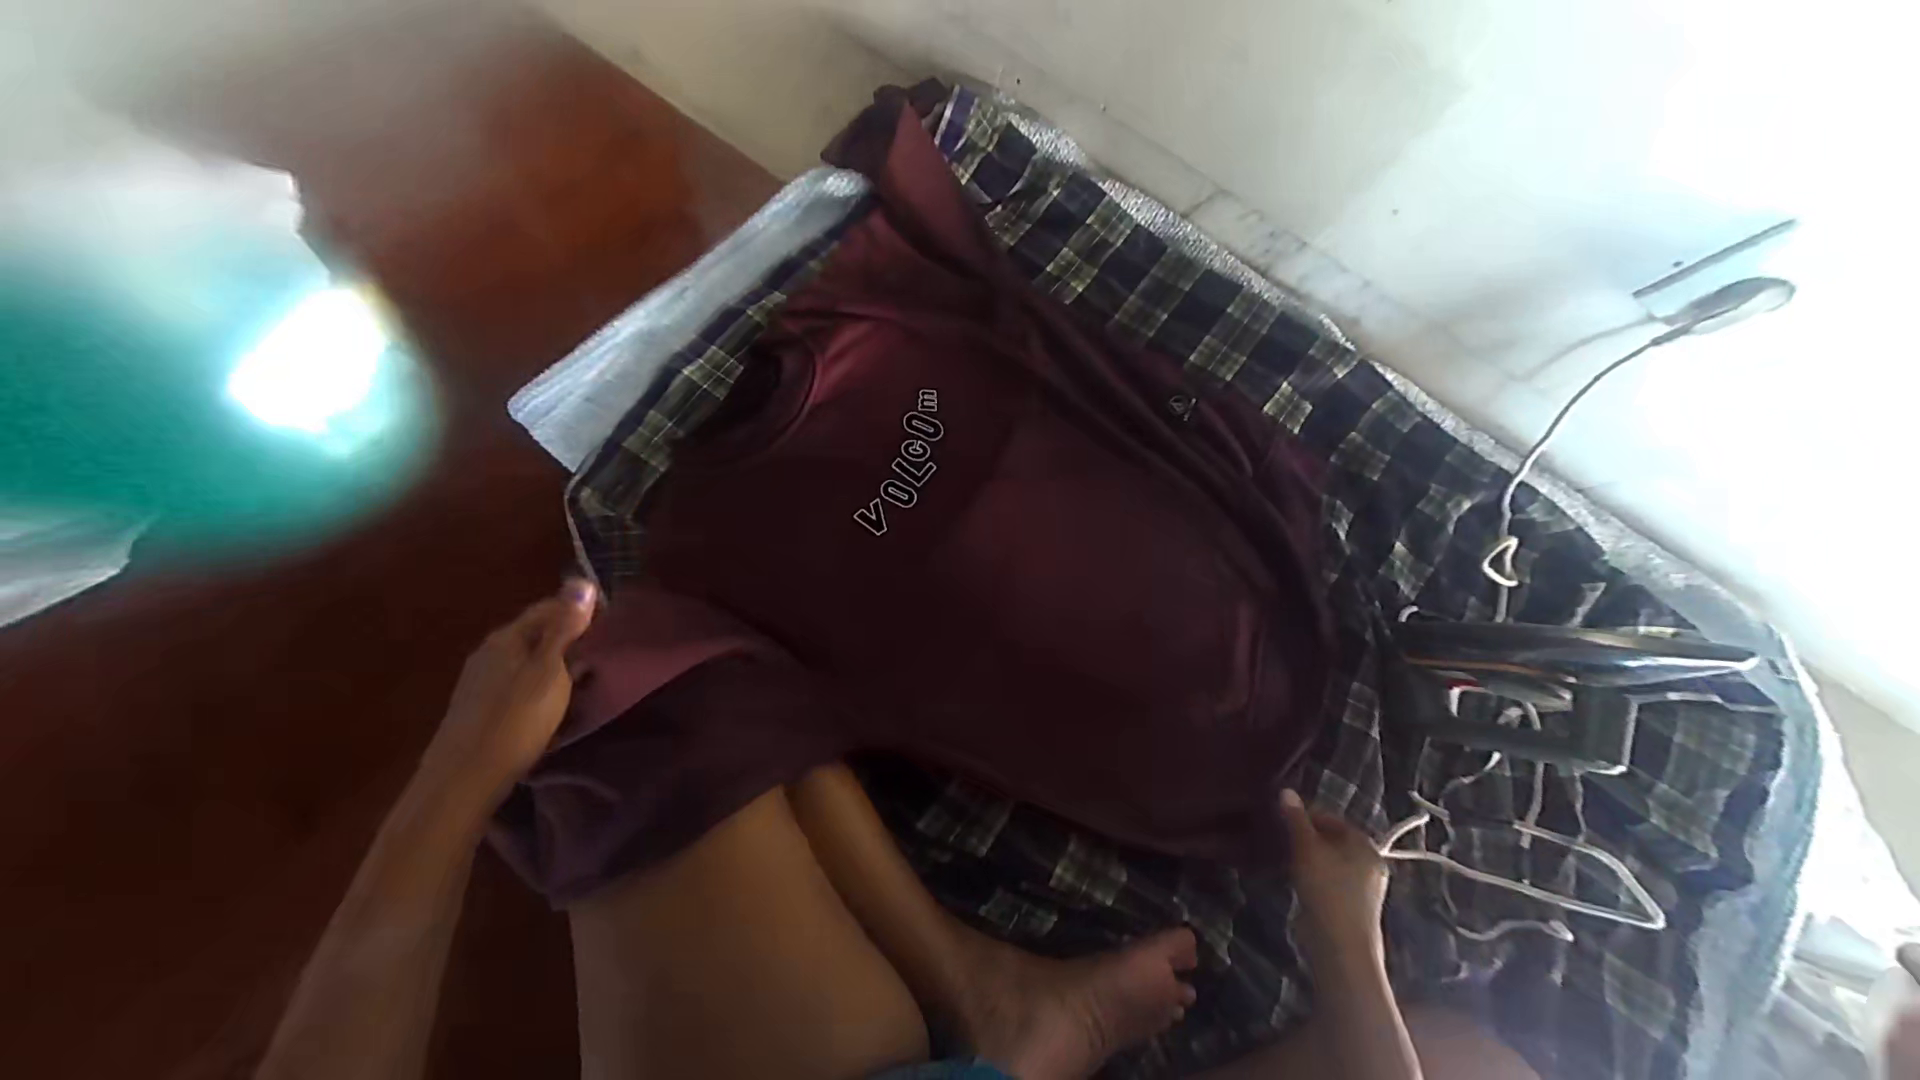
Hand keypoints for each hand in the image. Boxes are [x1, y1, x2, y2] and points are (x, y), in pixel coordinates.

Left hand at [423, 578, 597, 803]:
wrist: (464, 781)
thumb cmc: (515, 720)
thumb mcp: (549, 671)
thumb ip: (566, 628)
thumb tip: (583, 582)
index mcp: (505, 639)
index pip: (547, 608)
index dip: (578, 608)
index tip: (611, 617)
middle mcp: (489, 653)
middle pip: (536, 633)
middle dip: (569, 635)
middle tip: (605, 646)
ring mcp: (482, 682)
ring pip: (528, 658)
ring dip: (558, 660)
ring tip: (588, 672)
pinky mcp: (483, 708)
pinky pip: (521, 681)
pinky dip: (545, 682)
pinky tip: (559, 697)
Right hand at [1280, 788, 1389, 960]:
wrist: (1342, 945)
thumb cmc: (1326, 887)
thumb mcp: (1305, 846)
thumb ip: (1295, 818)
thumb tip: (1286, 790)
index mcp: (1365, 843)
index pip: (1331, 817)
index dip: (1304, 815)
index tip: (1281, 819)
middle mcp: (1372, 862)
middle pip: (1333, 839)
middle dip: (1308, 836)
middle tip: (1282, 837)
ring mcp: (1367, 887)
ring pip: (1333, 860)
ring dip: (1311, 857)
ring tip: (1287, 858)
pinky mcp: (1357, 906)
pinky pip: (1334, 879)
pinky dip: (1317, 875)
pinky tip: (1300, 880)